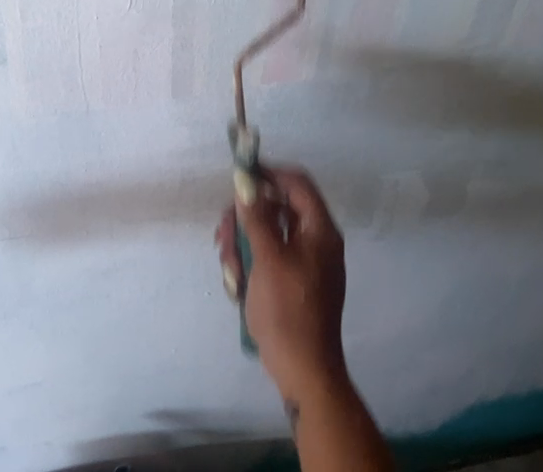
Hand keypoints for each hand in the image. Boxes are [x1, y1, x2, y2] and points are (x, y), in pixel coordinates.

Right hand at [215, 165, 347, 401]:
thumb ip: (256, 216)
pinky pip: (267, 257)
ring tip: (229, 267)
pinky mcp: (291, 281)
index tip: (237, 179)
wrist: (303, 368)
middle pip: (276, 208)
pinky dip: (250, 263)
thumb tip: (245, 180)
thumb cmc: (288, 309)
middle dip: (246, 218)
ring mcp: (304, 262)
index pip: (297, 183)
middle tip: (222, 234)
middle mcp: (315, 240)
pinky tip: (237, 281)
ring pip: (267, 234)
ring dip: (242, 243)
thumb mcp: (268, 258)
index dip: (268, 174)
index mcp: (320, 230)